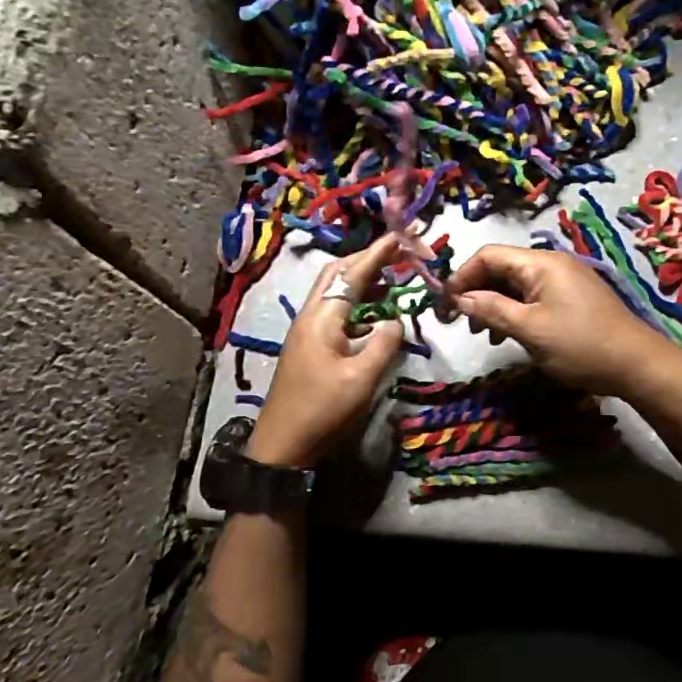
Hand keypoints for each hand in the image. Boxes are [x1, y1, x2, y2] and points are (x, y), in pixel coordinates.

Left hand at [249, 234, 406, 467]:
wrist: (282, 444)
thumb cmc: (322, 410)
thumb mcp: (361, 378)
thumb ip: (384, 344)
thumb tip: (396, 320)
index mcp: (321, 319)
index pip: (351, 275)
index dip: (377, 254)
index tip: (399, 237)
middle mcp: (310, 318)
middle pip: (335, 276)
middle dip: (364, 260)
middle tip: (394, 254)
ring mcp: (306, 333)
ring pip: (333, 294)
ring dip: (359, 282)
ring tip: (388, 279)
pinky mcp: (308, 349)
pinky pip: (333, 314)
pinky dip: (355, 305)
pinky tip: (372, 317)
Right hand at [447, 245, 668, 395]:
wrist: (636, 365)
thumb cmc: (580, 345)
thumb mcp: (530, 329)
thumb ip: (491, 309)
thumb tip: (459, 298)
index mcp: (540, 263)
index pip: (488, 255)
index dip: (462, 276)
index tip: (445, 304)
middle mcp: (551, 264)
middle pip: (500, 267)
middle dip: (475, 291)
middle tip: (458, 322)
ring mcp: (562, 281)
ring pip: (513, 284)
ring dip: (491, 304)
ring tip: (480, 333)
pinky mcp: (570, 298)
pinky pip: (531, 297)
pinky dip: (512, 311)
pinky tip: (505, 335)